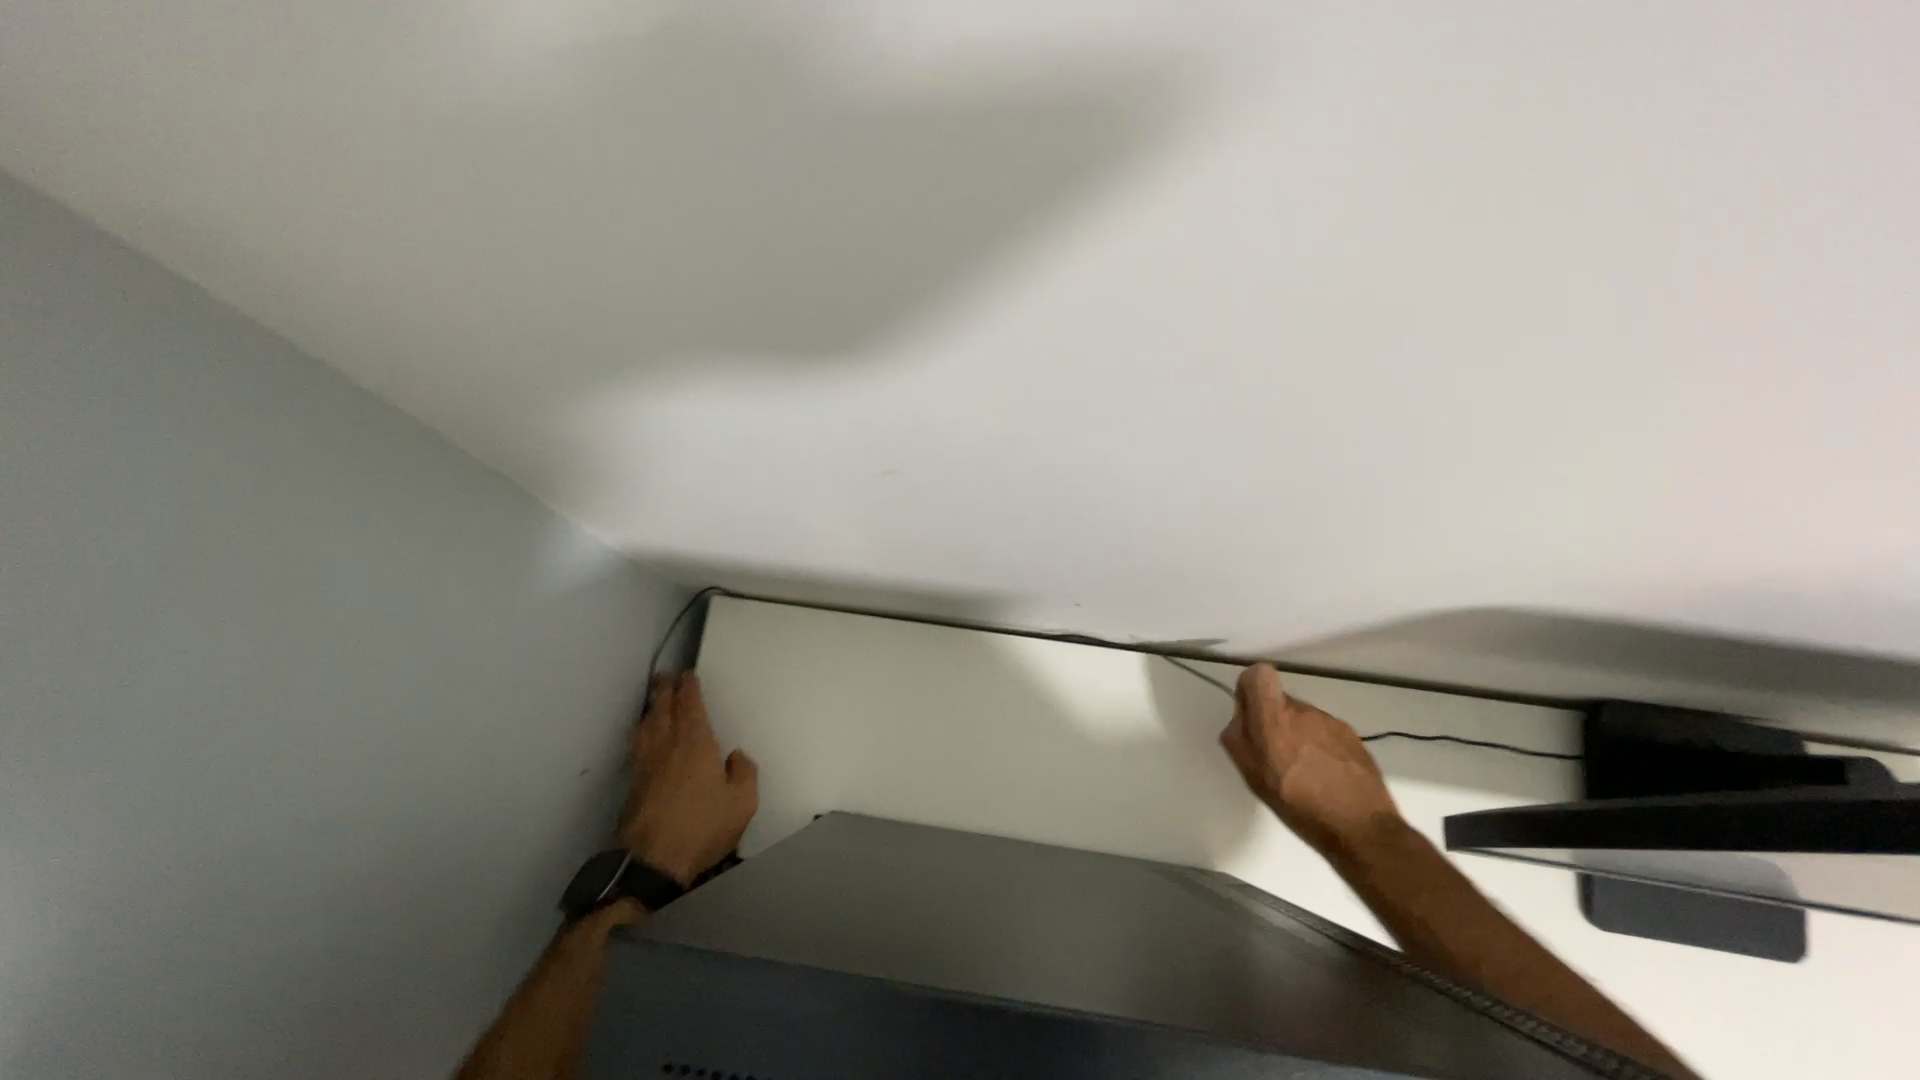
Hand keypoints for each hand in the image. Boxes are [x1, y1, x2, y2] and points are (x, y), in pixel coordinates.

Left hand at [618, 673, 758, 885]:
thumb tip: (736, 756)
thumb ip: (744, 773)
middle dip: (665, 689)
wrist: (653, 861)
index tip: (688, 674)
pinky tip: (645, 736)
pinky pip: (639, 744)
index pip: (689, 705)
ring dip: (651, 708)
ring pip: (646, 725)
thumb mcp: (742, 802)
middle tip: (666, 676)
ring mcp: (646, 764)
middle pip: (662, 708)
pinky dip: (643, 731)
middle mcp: (667, 746)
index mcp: (696, 744)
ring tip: (655, 701)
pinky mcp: (634, 783)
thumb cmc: (702, 827)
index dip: (688, 687)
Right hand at [1219, 663, 1400, 857]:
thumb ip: (1238, 741)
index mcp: (1275, 718)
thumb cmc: (1299, 804)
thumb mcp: (1254, 778)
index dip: (1250, 688)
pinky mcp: (1352, 735)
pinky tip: (1325, 776)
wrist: (1360, 827)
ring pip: (1303, 718)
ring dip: (1298, 735)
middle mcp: (1304, 711)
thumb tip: (1239, 721)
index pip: (1259, 673)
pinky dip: (1319, 746)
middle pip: (1280, 701)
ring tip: (1303, 772)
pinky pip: (1325, 732)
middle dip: (1273, 721)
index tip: (1251, 716)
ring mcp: (1331, 722)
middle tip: (1275, 757)